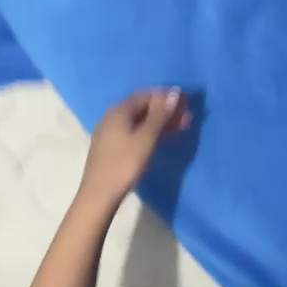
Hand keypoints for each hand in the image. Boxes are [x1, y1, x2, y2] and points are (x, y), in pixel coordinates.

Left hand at [75, 88, 191, 211]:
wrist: (99, 195)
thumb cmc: (124, 164)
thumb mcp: (146, 138)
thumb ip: (160, 115)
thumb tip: (174, 92)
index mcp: (119, 111)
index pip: (145, 95)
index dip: (166, 96)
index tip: (186, 101)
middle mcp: (112, 117)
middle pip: (142, 107)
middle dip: (165, 110)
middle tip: (187, 116)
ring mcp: (110, 133)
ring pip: (139, 121)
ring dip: (160, 122)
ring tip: (181, 127)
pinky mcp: (111, 147)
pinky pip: (134, 132)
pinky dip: (149, 132)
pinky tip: (162, 138)